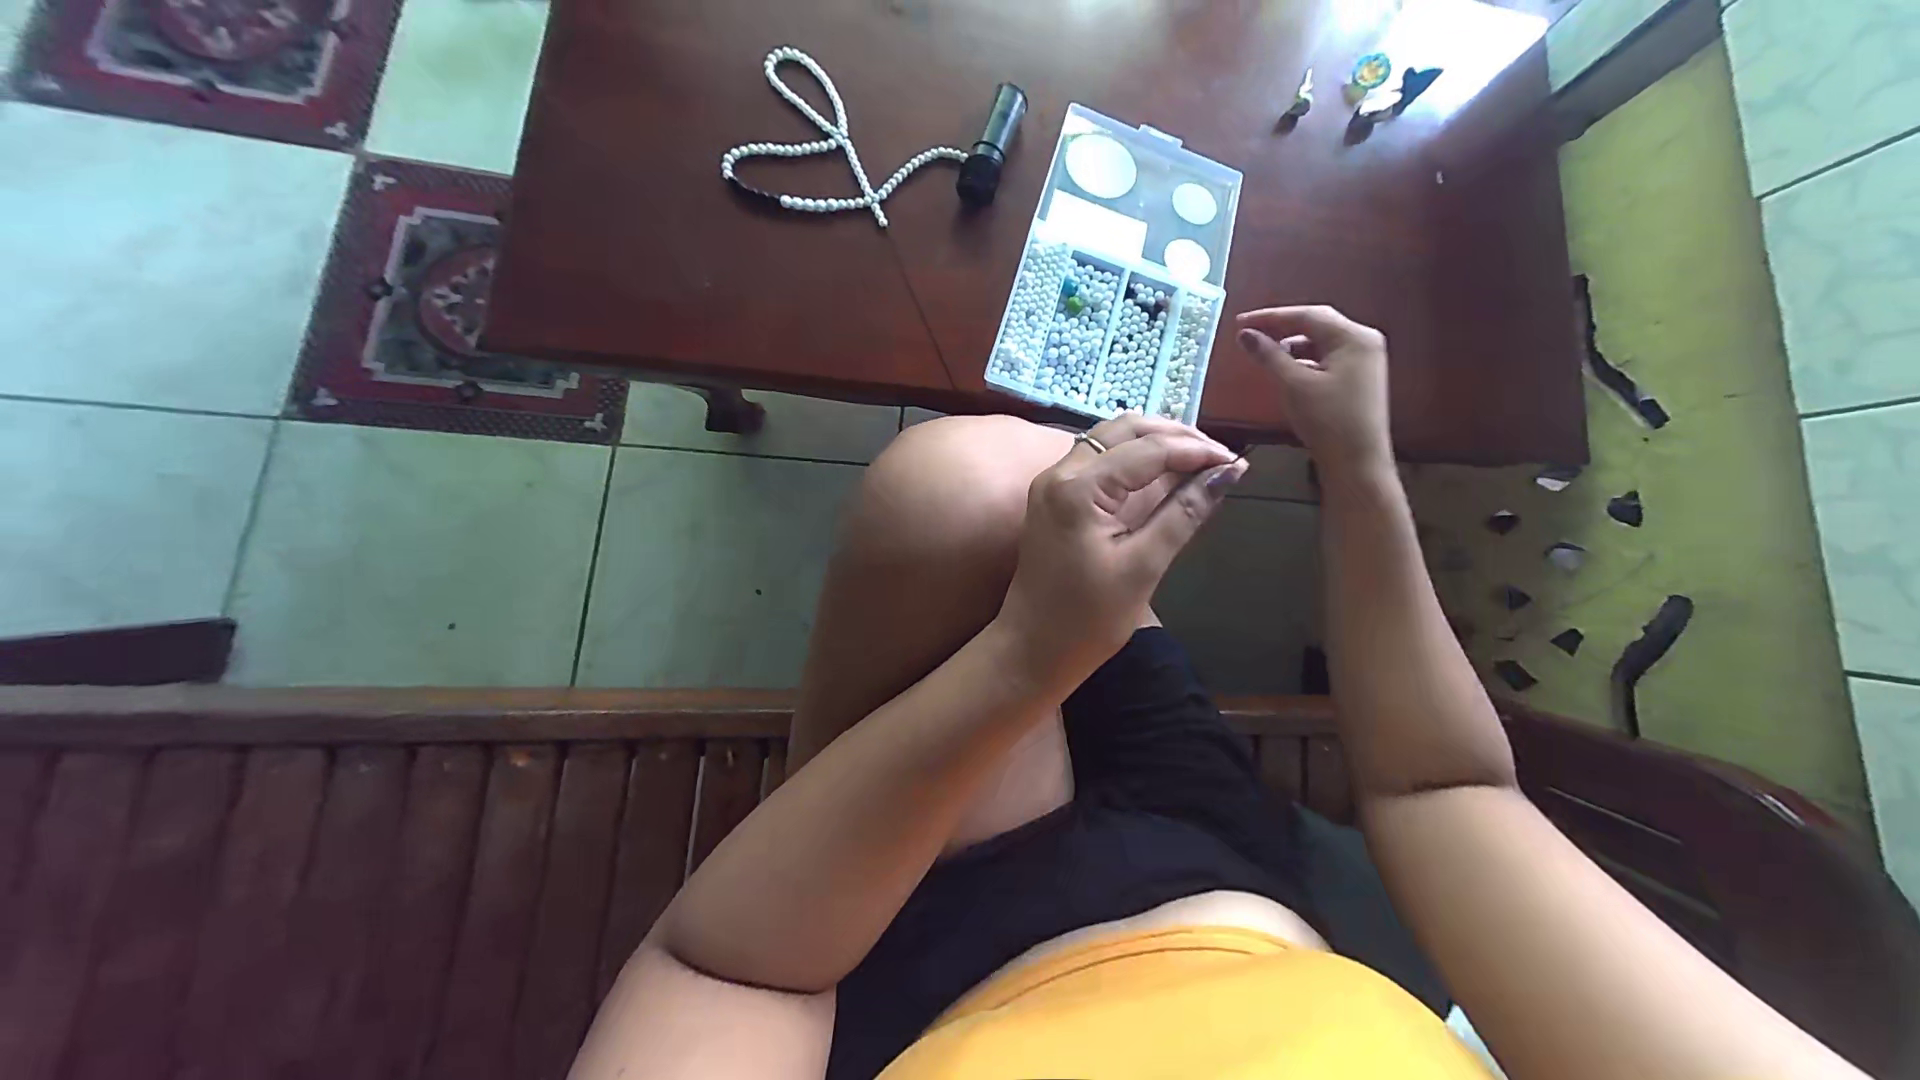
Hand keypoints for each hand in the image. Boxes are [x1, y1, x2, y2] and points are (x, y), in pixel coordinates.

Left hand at [996, 413, 1243, 688]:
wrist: (1032, 648)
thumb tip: (1227, 473)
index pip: (1146, 450)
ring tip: (1198, 461)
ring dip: (1153, 443)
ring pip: (1109, 440)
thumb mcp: (1143, 567)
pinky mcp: (1054, 498)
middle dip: (1174, 436)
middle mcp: (1058, 473)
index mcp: (1076, 489)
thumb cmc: (1086, 619)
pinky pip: (1098, 461)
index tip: (1234, 462)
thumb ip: (1183, 513)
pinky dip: (1133, 460)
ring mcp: (1051, 483)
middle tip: (1217, 457)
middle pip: (1123, 430)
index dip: (1194, 451)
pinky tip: (1163, 473)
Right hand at [1235, 305, 1391, 476]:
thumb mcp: (1293, 385)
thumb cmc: (1327, 420)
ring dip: (1291, 344)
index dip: (1270, 316)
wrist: (1357, 461)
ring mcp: (1364, 359)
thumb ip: (1269, 355)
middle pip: (1316, 324)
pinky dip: (1304, 359)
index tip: (1239, 322)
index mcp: (1353, 337)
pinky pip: (1327, 357)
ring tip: (1264, 352)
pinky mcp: (1359, 377)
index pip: (1307, 315)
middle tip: (1249, 332)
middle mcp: (1363, 341)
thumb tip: (1246, 334)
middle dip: (1281, 327)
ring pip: (1320, 341)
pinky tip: (1286, 369)